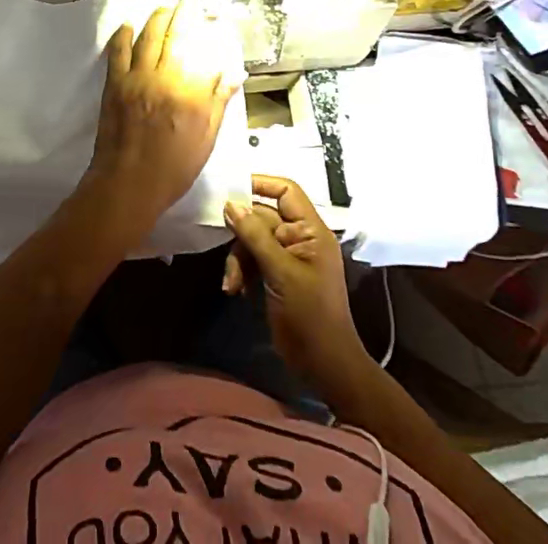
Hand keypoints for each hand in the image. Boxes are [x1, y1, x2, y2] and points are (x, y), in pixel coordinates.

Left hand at [81, 0, 240, 226]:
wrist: (127, 183)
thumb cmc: (172, 169)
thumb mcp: (206, 140)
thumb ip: (218, 103)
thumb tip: (231, 74)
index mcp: (192, 93)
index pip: (203, 51)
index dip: (207, 31)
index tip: (211, 16)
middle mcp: (165, 79)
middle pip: (175, 36)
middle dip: (183, 13)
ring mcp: (136, 79)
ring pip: (148, 38)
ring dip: (156, 19)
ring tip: (163, 8)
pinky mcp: (114, 85)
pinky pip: (118, 52)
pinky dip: (123, 36)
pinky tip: (127, 25)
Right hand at [223, 176, 369, 391]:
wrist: (322, 363)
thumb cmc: (310, 314)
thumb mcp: (280, 271)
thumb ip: (255, 235)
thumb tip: (230, 204)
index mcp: (311, 231)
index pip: (286, 192)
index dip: (260, 184)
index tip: (229, 188)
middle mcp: (299, 238)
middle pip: (261, 217)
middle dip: (241, 235)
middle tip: (224, 248)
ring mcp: (287, 258)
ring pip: (251, 241)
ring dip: (238, 260)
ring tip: (233, 283)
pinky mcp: (275, 276)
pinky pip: (251, 260)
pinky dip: (240, 272)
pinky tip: (235, 290)